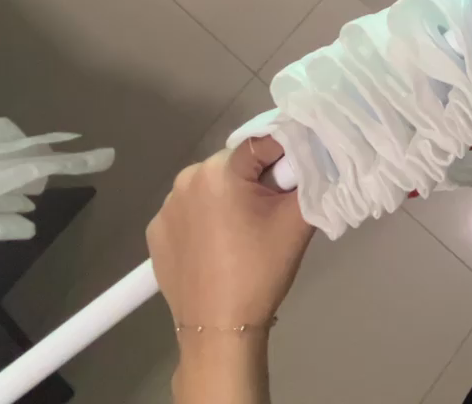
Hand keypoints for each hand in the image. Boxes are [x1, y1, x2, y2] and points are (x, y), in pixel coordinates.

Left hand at [147, 137, 312, 336]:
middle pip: (236, 162)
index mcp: (220, 170)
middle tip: (271, 208)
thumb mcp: (298, 217)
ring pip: (213, 183)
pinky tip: (218, 242)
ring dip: (230, 194)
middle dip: (256, 177)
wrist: (220, 329)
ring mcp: (166, 206)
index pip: (263, 141)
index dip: (285, 155)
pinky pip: (191, 207)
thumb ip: (311, 175)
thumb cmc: (261, 269)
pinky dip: (206, 215)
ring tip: (245, 229)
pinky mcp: (155, 230)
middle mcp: (187, 179)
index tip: (296, 177)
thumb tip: (316, 152)